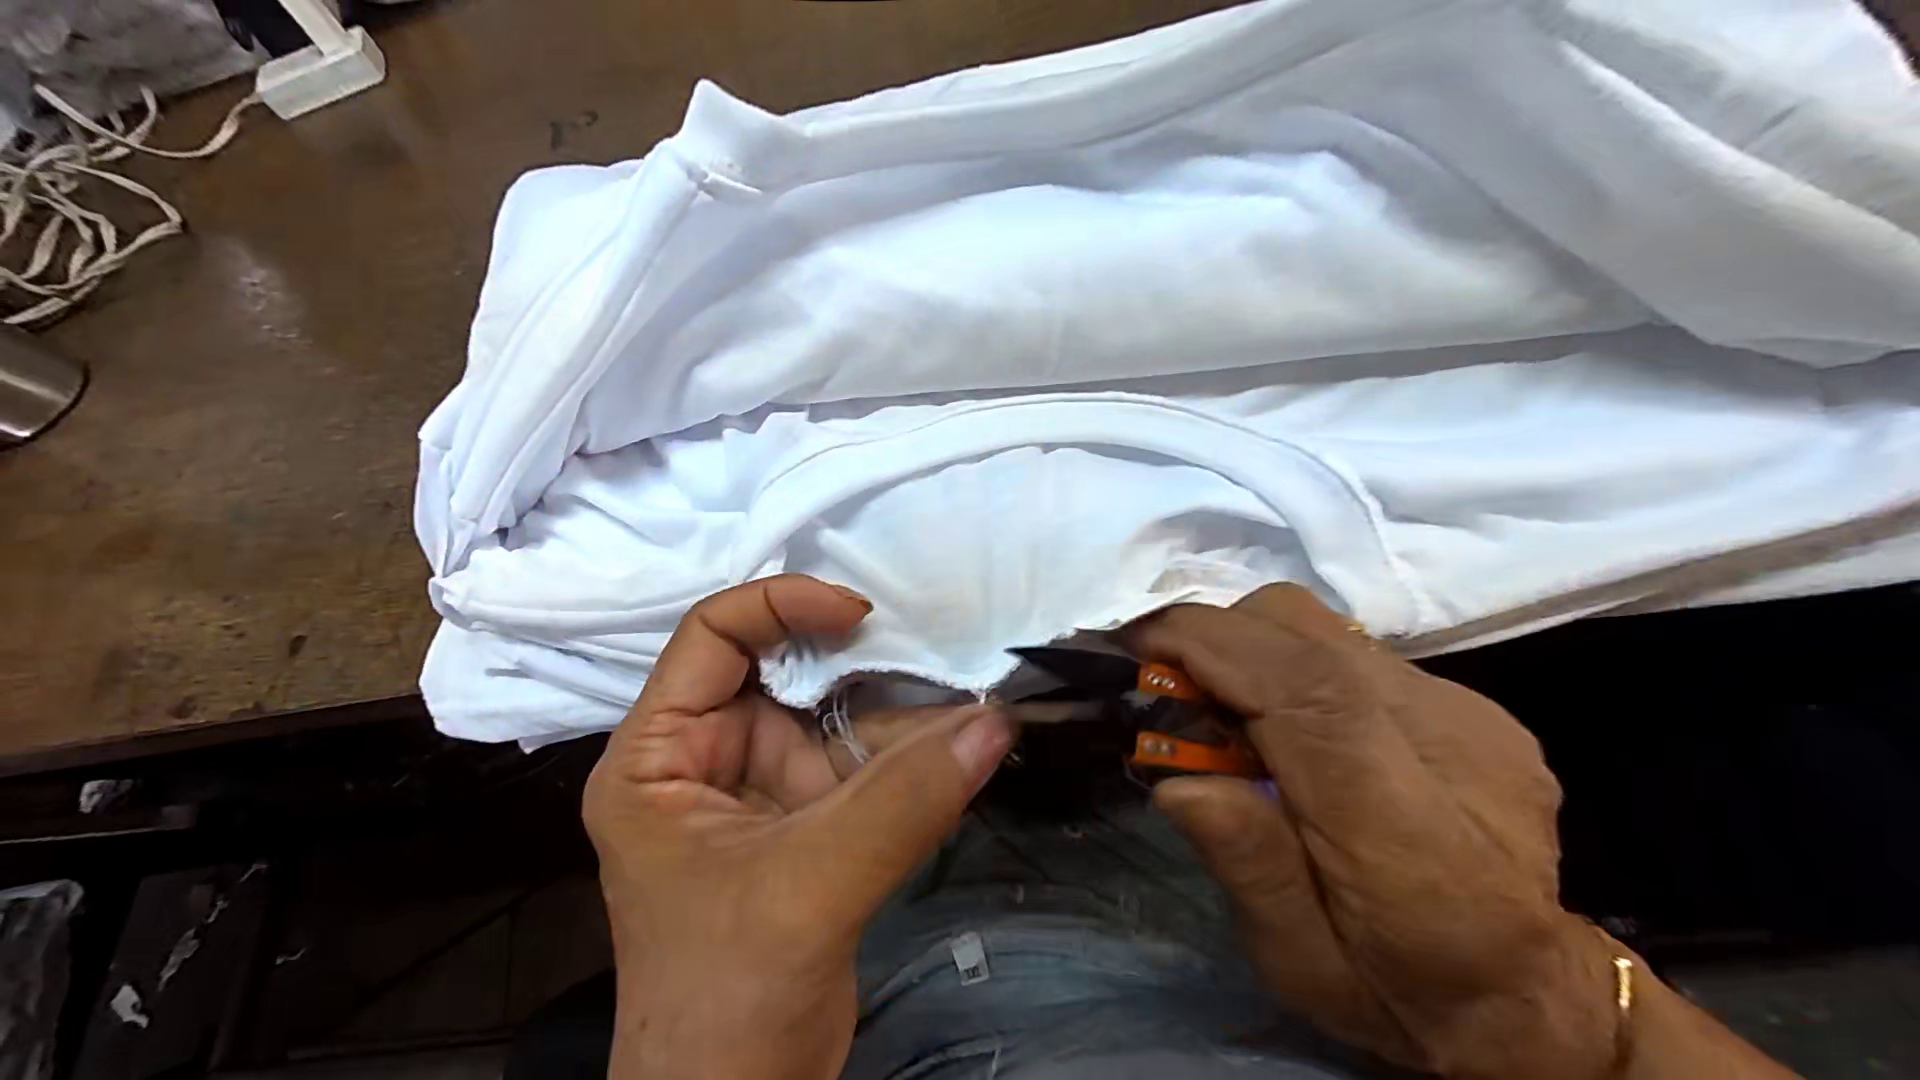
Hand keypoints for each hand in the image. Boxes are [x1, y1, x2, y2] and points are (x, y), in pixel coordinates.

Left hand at [583, 575, 1013, 1079]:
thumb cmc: (727, 1001)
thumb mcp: (808, 890)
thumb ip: (902, 803)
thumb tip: (994, 723)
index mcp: (658, 755)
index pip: (711, 636)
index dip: (782, 604)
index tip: (861, 613)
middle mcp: (706, 756)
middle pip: (784, 670)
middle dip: (858, 659)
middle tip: (934, 649)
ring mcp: (761, 787)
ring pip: (835, 717)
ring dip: (900, 709)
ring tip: (969, 691)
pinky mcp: (807, 819)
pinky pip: (863, 763)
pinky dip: (911, 754)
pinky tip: (961, 741)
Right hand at [1126, 584, 1616, 1079]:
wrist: (1533, 995)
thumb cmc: (1399, 992)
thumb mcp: (1299, 964)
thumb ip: (1246, 865)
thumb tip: (1175, 780)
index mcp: (1409, 833)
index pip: (1306, 691)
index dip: (1210, 645)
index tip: (1136, 640)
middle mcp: (1450, 747)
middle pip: (1306, 631)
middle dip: (1213, 635)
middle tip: (1168, 681)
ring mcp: (1469, 713)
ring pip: (1323, 623)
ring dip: (1249, 643)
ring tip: (1225, 702)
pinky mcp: (1470, 702)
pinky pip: (1350, 646)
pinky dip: (1291, 660)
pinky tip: (1291, 720)